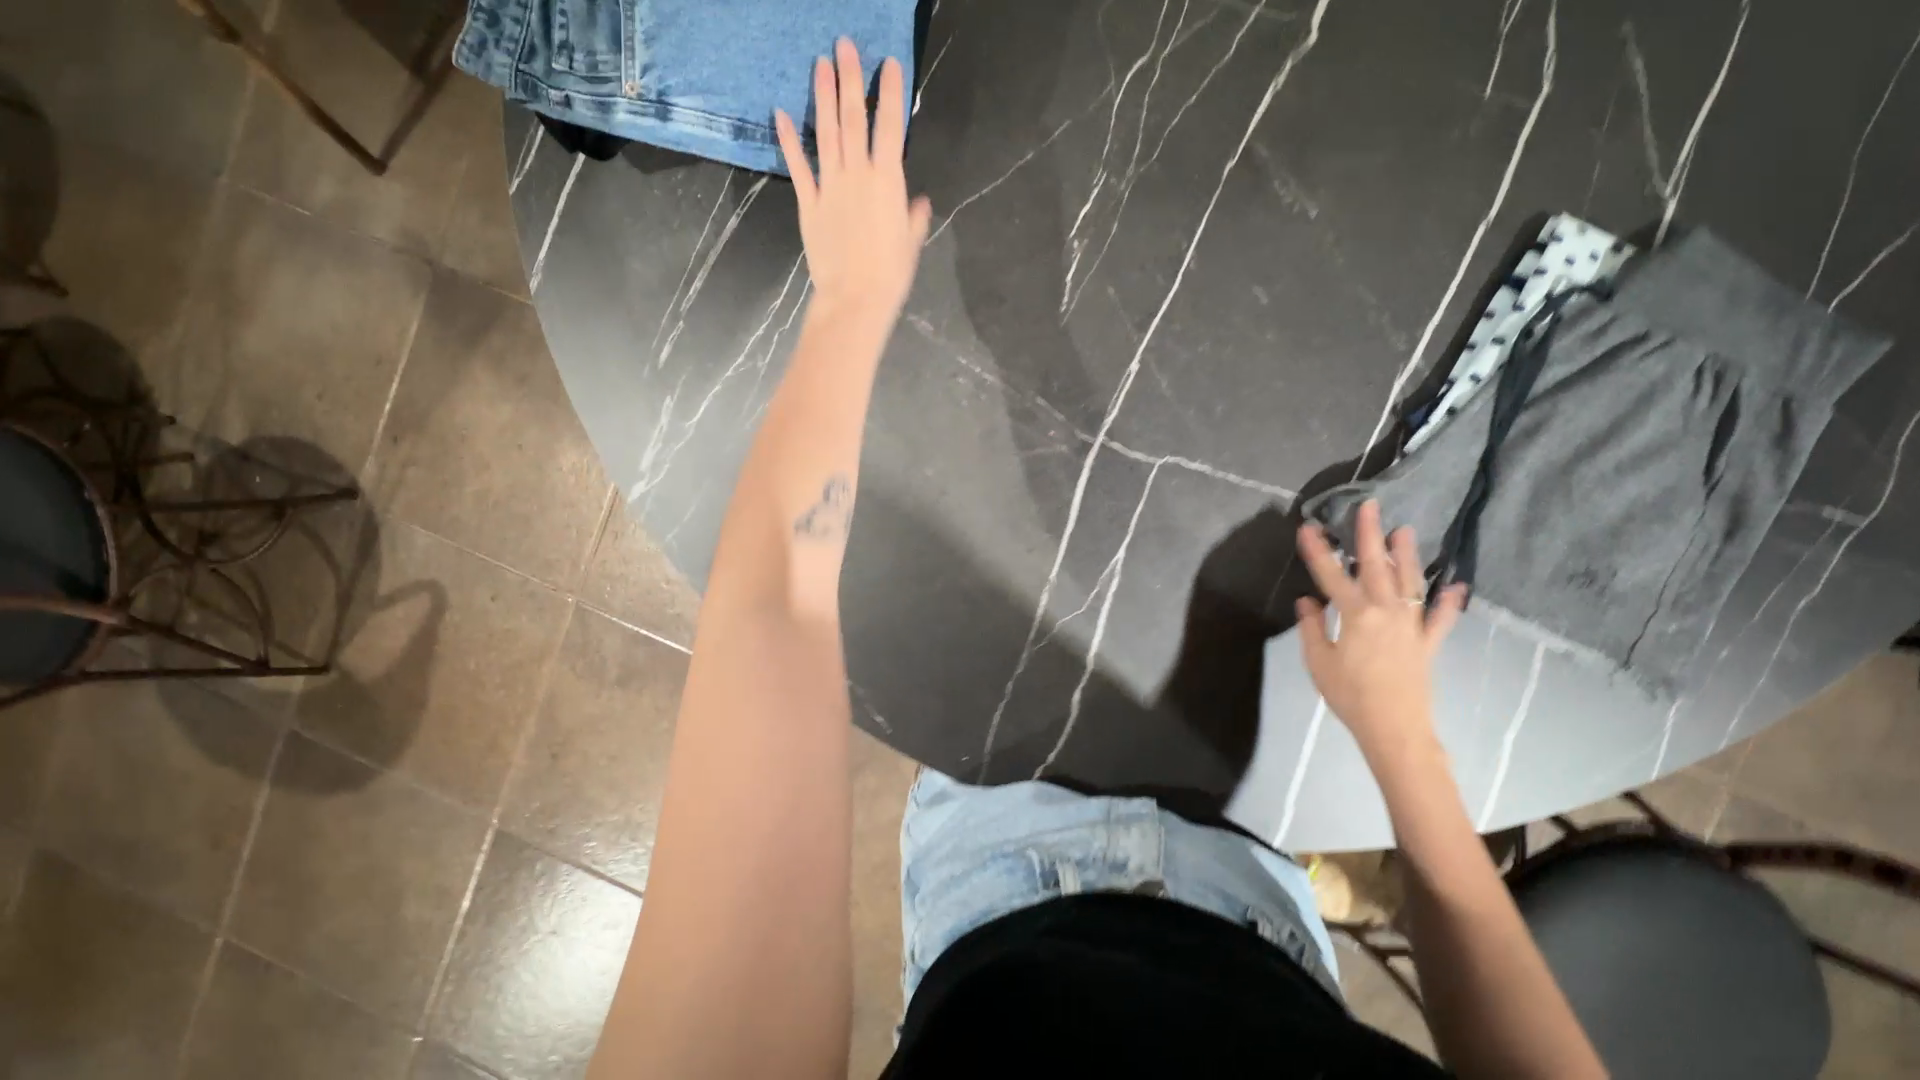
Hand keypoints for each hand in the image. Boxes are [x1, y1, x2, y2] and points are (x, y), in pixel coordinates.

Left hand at [775, 40, 931, 321]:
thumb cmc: (890, 273)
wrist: (855, 298)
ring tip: (820, 64)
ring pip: (826, 133)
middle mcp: (858, 174)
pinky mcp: (809, 203)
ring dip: (822, 96)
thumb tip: (918, 201)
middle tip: (845, 45)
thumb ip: (914, 216)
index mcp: (888, 181)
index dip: (890, 93)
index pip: (890, 127)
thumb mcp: (911, 242)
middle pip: (853, 118)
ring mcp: (830, 186)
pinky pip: (799, 166)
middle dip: (850, 79)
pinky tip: (781, 113)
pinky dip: (790, 139)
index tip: (889, 64)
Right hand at [1295, 500, 1466, 763]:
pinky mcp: (1428, 643)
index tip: (1307, 527)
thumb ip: (1312, 628)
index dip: (1318, 551)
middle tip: (1370, 507)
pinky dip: (1449, 602)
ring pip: (1410, 582)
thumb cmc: (1349, 695)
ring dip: (1407, 556)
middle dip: (1370, 535)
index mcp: (1355, 615)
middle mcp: (1386, 611)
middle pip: (1376, 567)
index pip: (1330, 576)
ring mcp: (1411, 625)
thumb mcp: (1318, 663)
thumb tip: (1308, 601)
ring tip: (1405, 531)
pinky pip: (1440, 618)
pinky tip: (1457, 586)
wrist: (1394, 727)